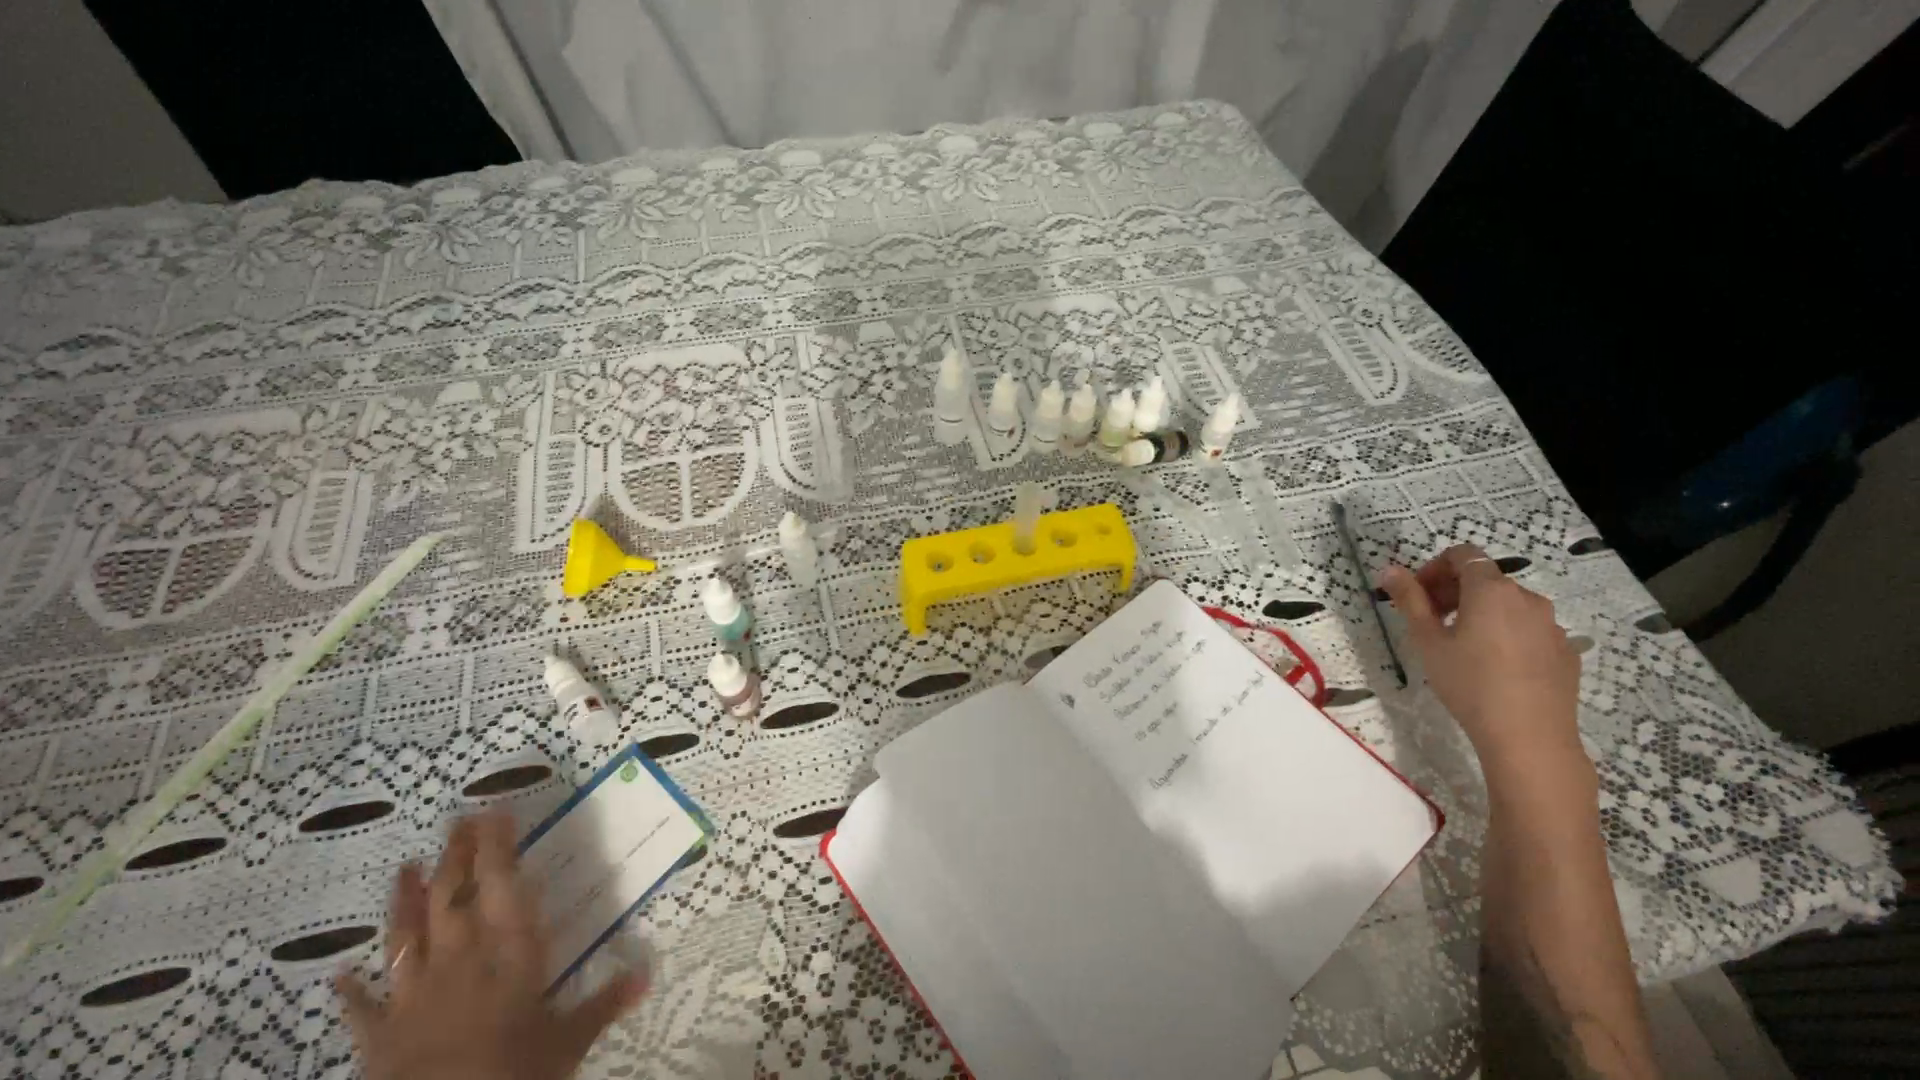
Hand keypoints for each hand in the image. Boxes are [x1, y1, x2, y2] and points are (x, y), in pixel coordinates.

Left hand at [335, 810, 647, 1079]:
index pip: (504, 891)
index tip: (496, 812)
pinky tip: (335, 975)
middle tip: (457, 821)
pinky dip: (349, 991)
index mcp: (508, 959)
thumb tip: (648, 971)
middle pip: (453, 901)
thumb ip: (604, 1004)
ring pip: (407, 937)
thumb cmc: (511, 1073)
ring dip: (405, 902)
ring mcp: (413, 996)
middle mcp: (459, 963)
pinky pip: (362, 1007)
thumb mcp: (569, 1044)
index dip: (498, 850)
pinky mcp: (379, 1034)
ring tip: (404, 868)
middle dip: (456, 859)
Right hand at [1378, 545, 1587, 782]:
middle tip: (1431, 622)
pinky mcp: (1566, 651)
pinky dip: (1507, 635)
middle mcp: (1528, 598)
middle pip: (1486, 579)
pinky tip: (1495, 668)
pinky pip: (1530, 630)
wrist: (1529, 737)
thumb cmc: (1469, 684)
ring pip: (1509, 606)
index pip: (1463, 555)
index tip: (1418, 596)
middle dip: (1454, 592)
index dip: (1435, 568)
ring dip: (1481, 613)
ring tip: (1462, 648)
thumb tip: (1389, 570)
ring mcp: (1552, 625)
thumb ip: (1409, 600)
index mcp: (1491, 590)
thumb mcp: (1428, 641)